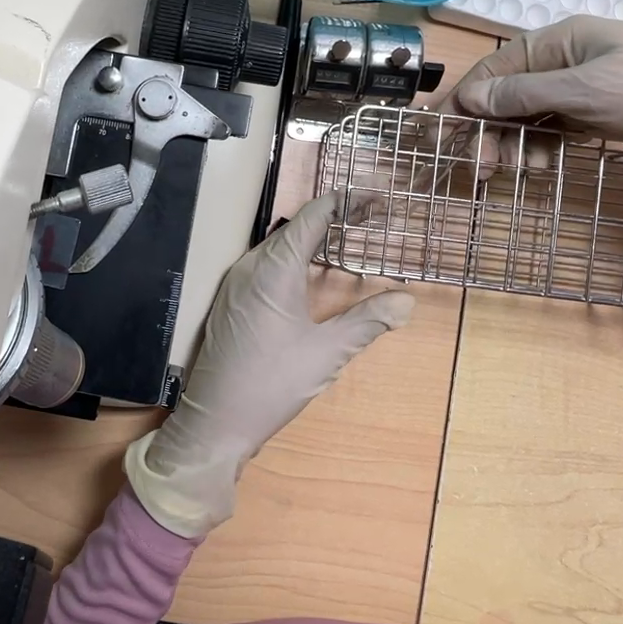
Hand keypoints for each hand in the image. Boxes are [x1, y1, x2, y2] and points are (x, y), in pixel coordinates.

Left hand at [125, 195, 414, 538]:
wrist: (214, 423)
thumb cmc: (271, 385)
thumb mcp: (327, 354)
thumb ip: (367, 322)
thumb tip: (408, 301)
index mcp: (272, 269)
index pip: (311, 217)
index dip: (344, 203)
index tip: (374, 199)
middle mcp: (248, 266)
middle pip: (293, 228)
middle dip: (331, 220)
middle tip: (370, 220)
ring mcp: (233, 284)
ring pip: (276, 247)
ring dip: (309, 241)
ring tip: (345, 242)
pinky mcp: (228, 302)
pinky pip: (262, 266)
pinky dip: (291, 260)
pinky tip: (308, 276)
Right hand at [449, 15, 622, 240]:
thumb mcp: (588, 92)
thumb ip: (525, 94)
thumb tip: (471, 95)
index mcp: (563, 39)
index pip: (496, 65)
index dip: (465, 98)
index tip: (440, 132)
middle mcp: (571, 58)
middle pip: (510, 91)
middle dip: (489, 126)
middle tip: (480, 166)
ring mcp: (590, 84)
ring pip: (532, 112)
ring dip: (514, 140)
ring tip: (512, 171)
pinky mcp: (607, 111)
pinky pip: (559, 126)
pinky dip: (543, 144)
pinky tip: (539, 165)